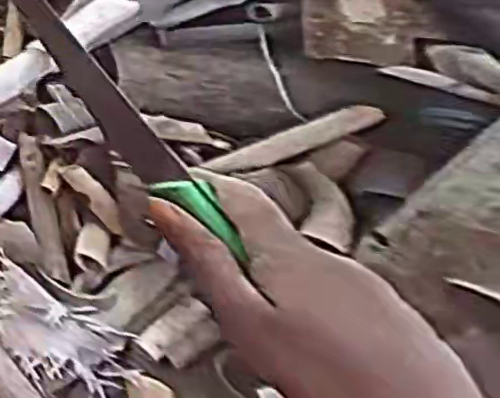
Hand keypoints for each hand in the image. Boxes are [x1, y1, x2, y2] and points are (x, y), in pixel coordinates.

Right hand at [151, 171, 477, 397]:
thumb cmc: (331, 382)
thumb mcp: (242, 316)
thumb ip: (202, 255)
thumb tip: (163, 206)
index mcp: (289, 251)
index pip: (232, 191)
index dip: (191, 188)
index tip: (166, 203)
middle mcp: (334, 260)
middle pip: (263, 234)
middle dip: (231, 251)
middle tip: (213, 287)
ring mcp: (374, 291)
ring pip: (299, 268)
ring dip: (271, 281)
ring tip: (266, 327)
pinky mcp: (401, 322)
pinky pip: (338, 296)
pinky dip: (312, 307)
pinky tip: (313, 344)